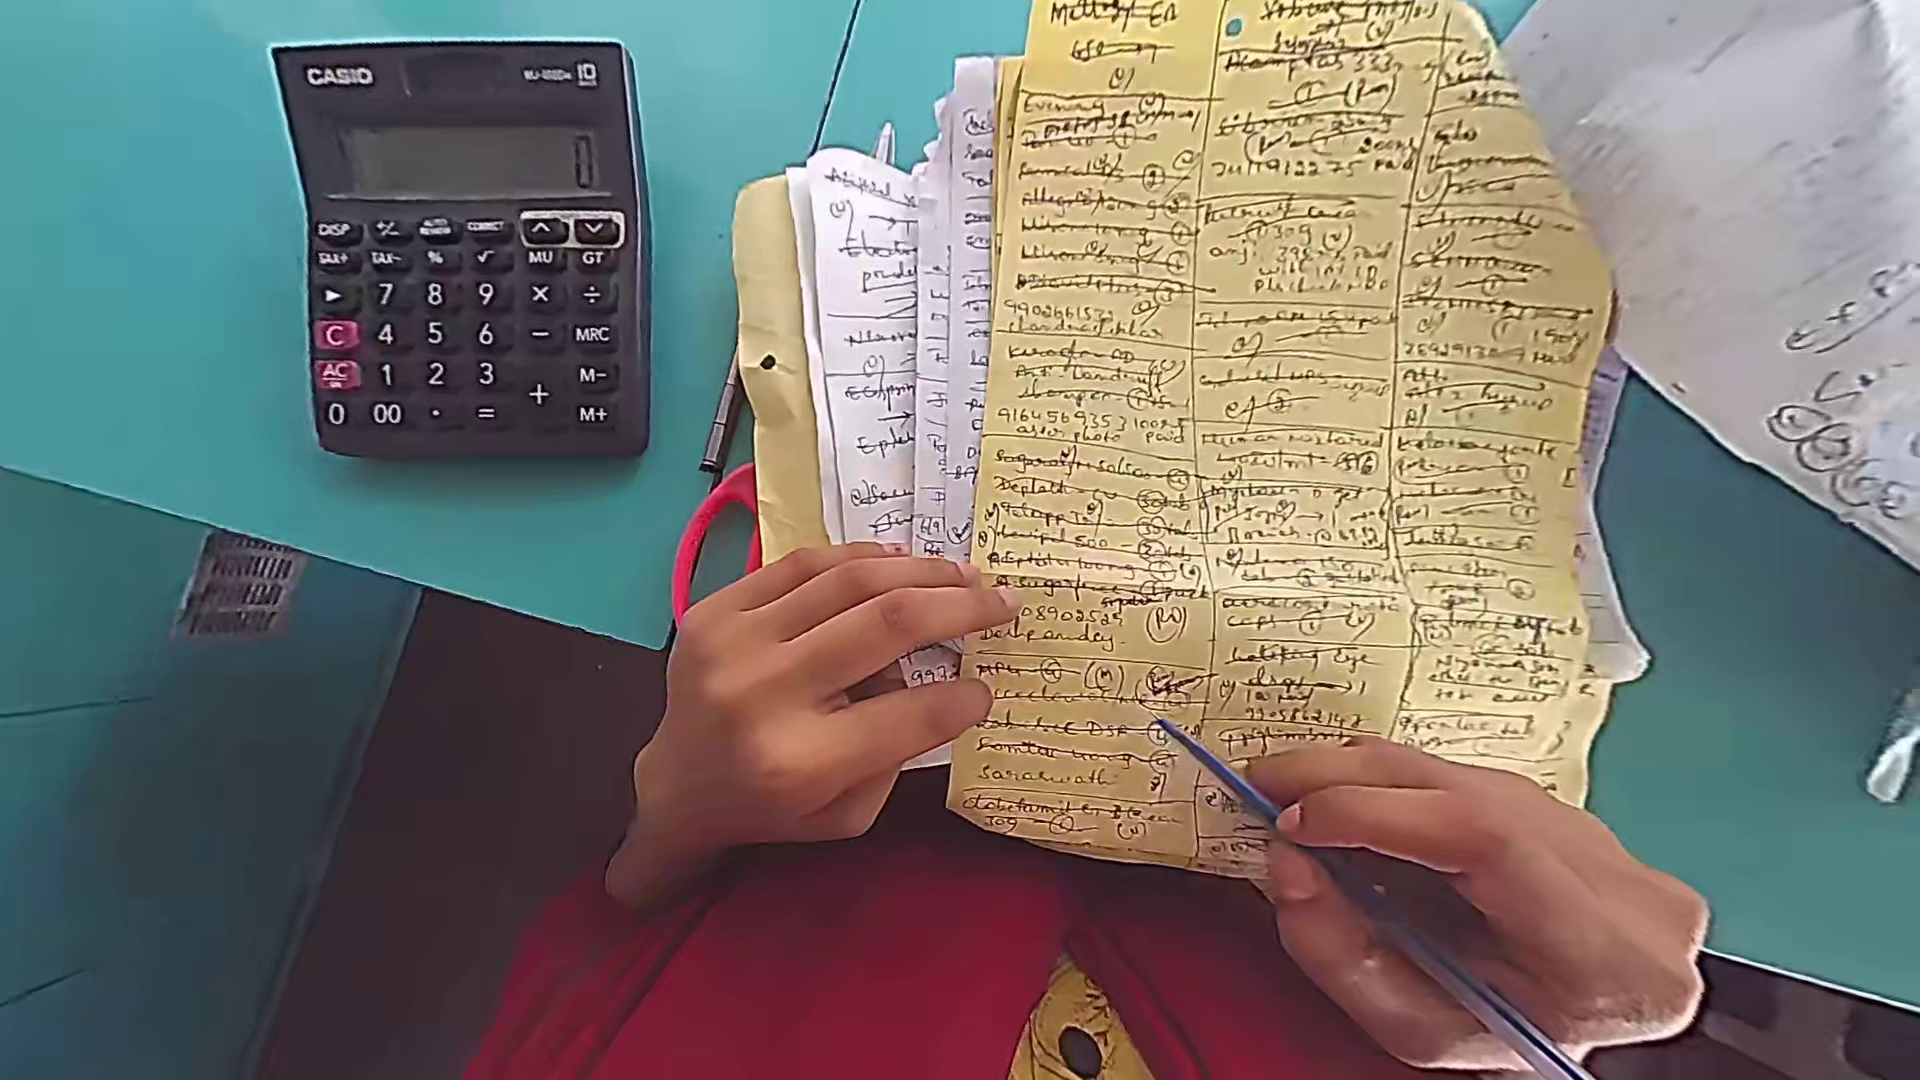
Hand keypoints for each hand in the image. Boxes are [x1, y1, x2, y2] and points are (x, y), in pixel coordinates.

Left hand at [607, 544, 1019, 906]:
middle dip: (962, 607)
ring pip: (850, 580)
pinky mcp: (716, 608)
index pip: (910, 715)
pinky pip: (804, 562)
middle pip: (886, 625)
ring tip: (962, 573)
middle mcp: (764, 693)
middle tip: (1003, 600)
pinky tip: (900, 559)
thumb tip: (943, 674)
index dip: (964, 697)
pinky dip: (862, 555)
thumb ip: (897, 749)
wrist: (675, 783)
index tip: (989, 687)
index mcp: (799, 762)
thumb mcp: (847, 812)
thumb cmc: (769, 809)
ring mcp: (734, 640)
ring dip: (921, 571)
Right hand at [1250, 738, 1707, 1068]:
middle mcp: (1607, 869)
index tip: (1289, 823)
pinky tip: (1340, 800)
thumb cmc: (1487, 1026)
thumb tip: (1282, 858)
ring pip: (1433, 767)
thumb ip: (1337, 953)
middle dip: (1334, 776)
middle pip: (1447, 786)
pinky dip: (1370, 776)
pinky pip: (1434, 766)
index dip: (1369, 813)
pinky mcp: (1539, 794)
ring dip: (1344, 770)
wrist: (1558, 1007)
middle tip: (1260, 784)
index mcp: (1605, 949)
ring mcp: (1578, 821)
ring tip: (1288, 792)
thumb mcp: (1411, 1027)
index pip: (1480, 836)